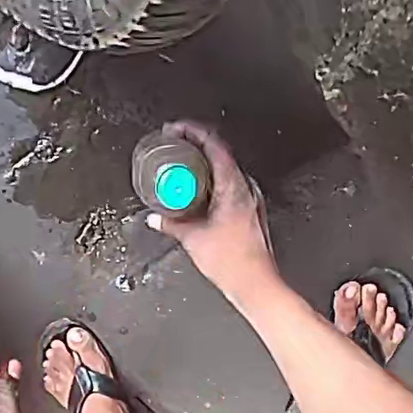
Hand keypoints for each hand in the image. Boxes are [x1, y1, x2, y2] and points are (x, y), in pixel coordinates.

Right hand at [150, 121, 280, 302]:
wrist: (256, 283)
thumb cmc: (234, 263)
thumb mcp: (193, 239)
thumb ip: (172, 224)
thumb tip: (157, 218)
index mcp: (233, 186)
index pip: (214, 144)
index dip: (193, 131)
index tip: (176, 129)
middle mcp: (246, 188)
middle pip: (221, 154)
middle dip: (197, 146)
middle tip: (177, 147)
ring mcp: (252, 200)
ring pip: (227, 170)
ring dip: (205, 166)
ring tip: (186, 170)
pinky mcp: (251, 213)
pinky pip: (231, 187)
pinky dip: (214, 183)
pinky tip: (201, 196)